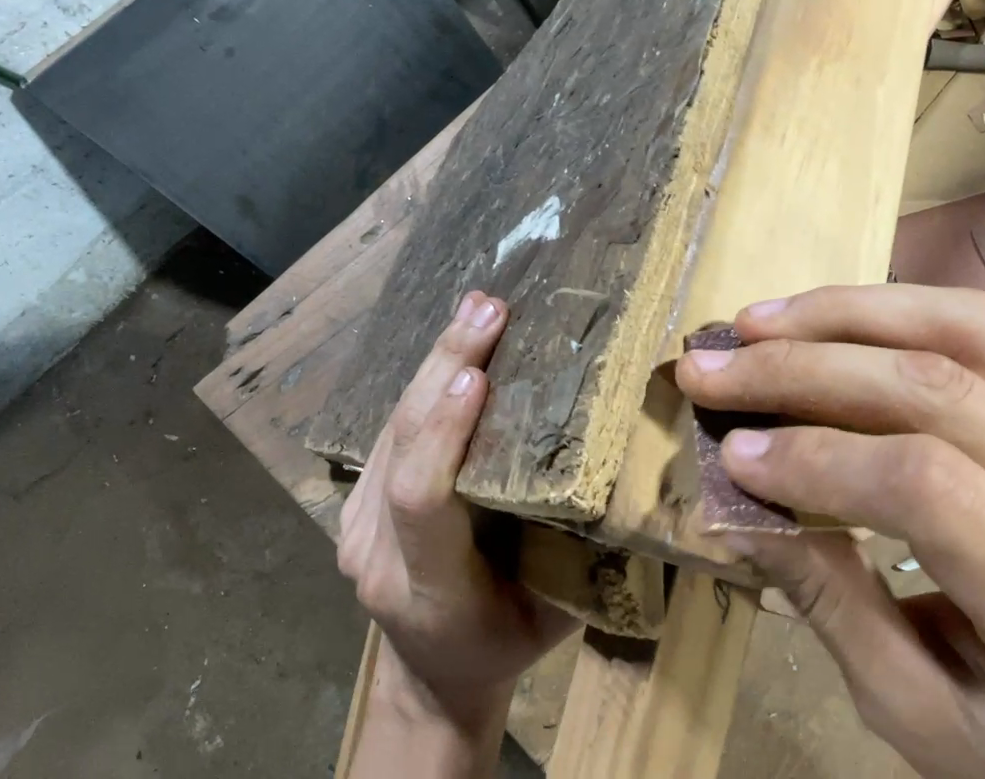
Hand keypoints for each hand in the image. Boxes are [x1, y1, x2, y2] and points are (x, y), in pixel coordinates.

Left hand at [338, 291, 577, 772]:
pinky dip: (424, 384)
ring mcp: (355, 524)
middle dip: (444, 367)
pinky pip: (389, 432)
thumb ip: (579, 549)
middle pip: (400, 445)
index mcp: (428, 583)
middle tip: (487, 309)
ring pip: (390, 428)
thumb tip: (629, 475)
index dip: (444, 436)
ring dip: (434, 363)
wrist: (431, 675)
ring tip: (476, 309)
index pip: (424, 499)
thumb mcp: (554, 613)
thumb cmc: (504, 643)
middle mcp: (376, 549)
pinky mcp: (355, 501)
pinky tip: (455, 347)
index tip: (477, 378)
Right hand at [675, 284, 984, 778]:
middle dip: (811, 369)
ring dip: (853, 317)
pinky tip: (828, 326)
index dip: (818, 456)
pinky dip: (896, 319)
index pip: (934, 490)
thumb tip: (731, 496)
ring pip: (977, 337)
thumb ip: (827, 598)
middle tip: (715, 367)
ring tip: (761, 325)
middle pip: (950, 394)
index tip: (730, 451)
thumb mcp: (908, 713)